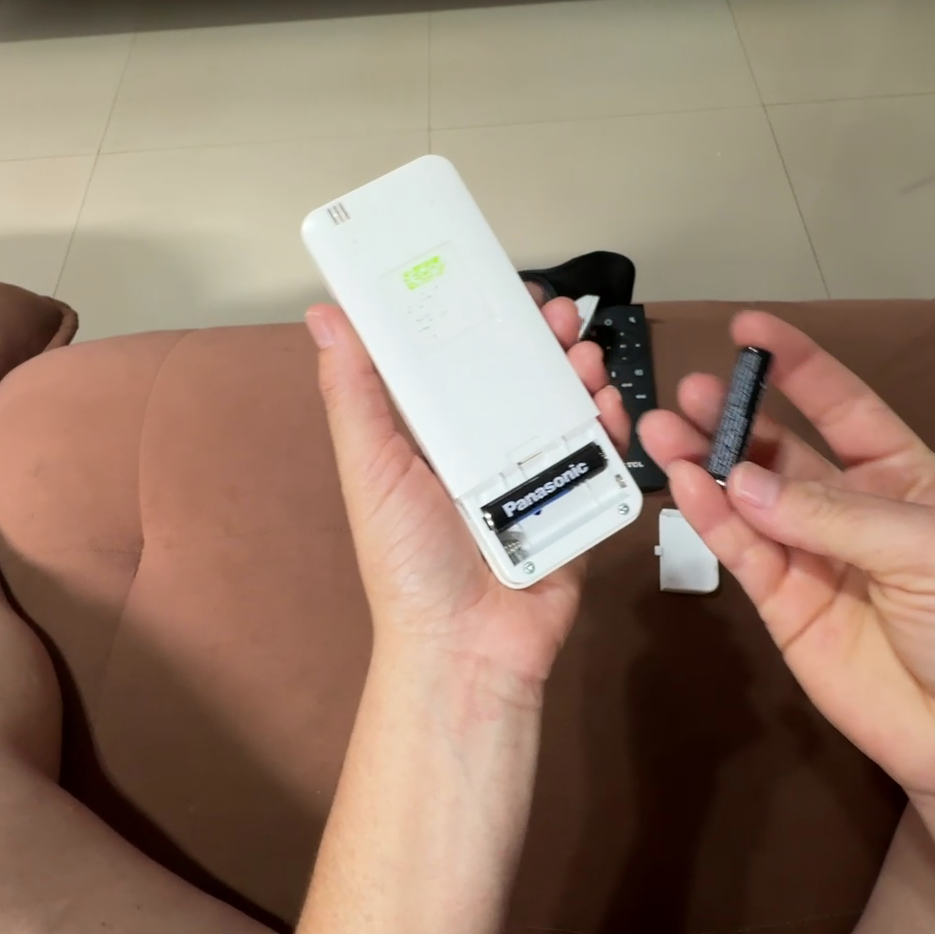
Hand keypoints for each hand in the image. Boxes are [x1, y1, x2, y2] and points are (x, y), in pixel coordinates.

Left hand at [307, 298, 630, 698]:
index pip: (456, 364)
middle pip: (517, 379)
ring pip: (563, 408)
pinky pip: (597, 455)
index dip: (475, 320)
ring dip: (578, 372)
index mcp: (434, 438)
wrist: (469, 648)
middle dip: (539, 340)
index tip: (494, 286)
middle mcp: (484, 451)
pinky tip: (608, 403)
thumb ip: (355, 395)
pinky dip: (609, 425)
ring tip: (584, 353)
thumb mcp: (373, 470)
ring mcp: (533, 476)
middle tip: (555, 313)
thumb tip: (325, 315)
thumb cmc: (410, 562)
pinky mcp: (573, 504)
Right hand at [637, 311, 934, 801]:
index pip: (845, 406)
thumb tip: (743, 481)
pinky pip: (742, 552)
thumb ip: (836, 514)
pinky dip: (712, 519)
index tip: (749, 329)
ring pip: (749, 498)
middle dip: (735, 416)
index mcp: (909, 478)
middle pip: (782, 450)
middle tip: (687, 389)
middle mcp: (853, 510)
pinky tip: (684, 485)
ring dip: (706, 462)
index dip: (799, 366)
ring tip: (662, 429)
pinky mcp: (783, 604)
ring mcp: (812, 557)